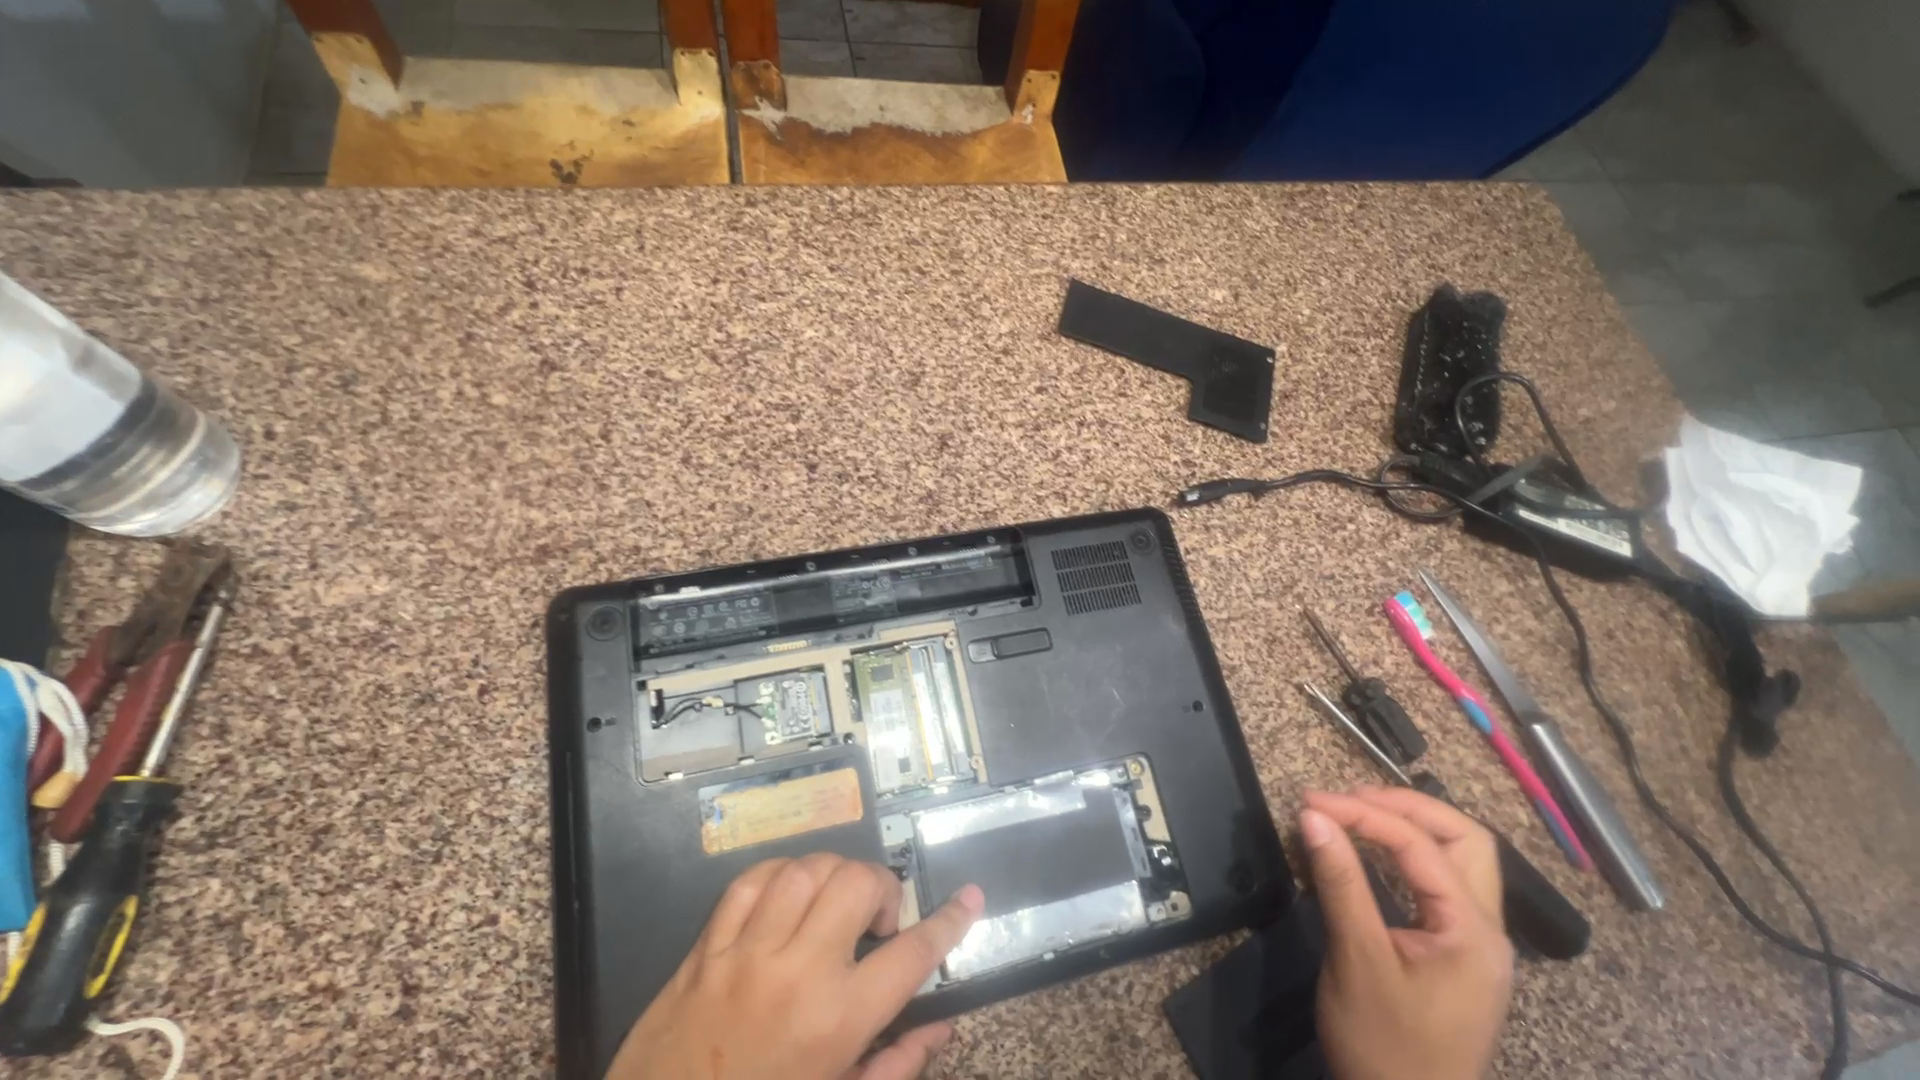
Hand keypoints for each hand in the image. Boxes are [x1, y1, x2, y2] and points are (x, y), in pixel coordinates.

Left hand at [608, 853, 984, 1079]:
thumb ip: (898, 1063)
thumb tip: (942, 1026)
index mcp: (838, 1020)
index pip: (912, 954)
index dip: (948, 922)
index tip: (968, 899)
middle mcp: (797, 972)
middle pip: (856, 884)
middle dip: (881, 888)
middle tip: (877, 921)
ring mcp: (746, 952)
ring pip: (805, 870)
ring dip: (833, 876)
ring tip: (835, 904)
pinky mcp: (707, 946)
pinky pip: (750, 881)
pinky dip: (780, 876)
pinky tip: (789, 897)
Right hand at [1300, 787, 1514, 1079]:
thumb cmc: (1384, 1046)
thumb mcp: (1356, 960)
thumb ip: (1340, 882)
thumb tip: (1313, 815)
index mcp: (1471, 931)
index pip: (1420, 845)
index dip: (1364, 813)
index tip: (1311, 801)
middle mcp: (1486, 930)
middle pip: (1463, 839)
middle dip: (1405, 807)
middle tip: (1347, 797)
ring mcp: (1476, 944)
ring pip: (1459, 860)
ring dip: (1411, 827)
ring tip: (1355, 813)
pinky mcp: (1457, 956)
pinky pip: (1441, 886)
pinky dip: (1407, 857)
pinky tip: (1372, 854)